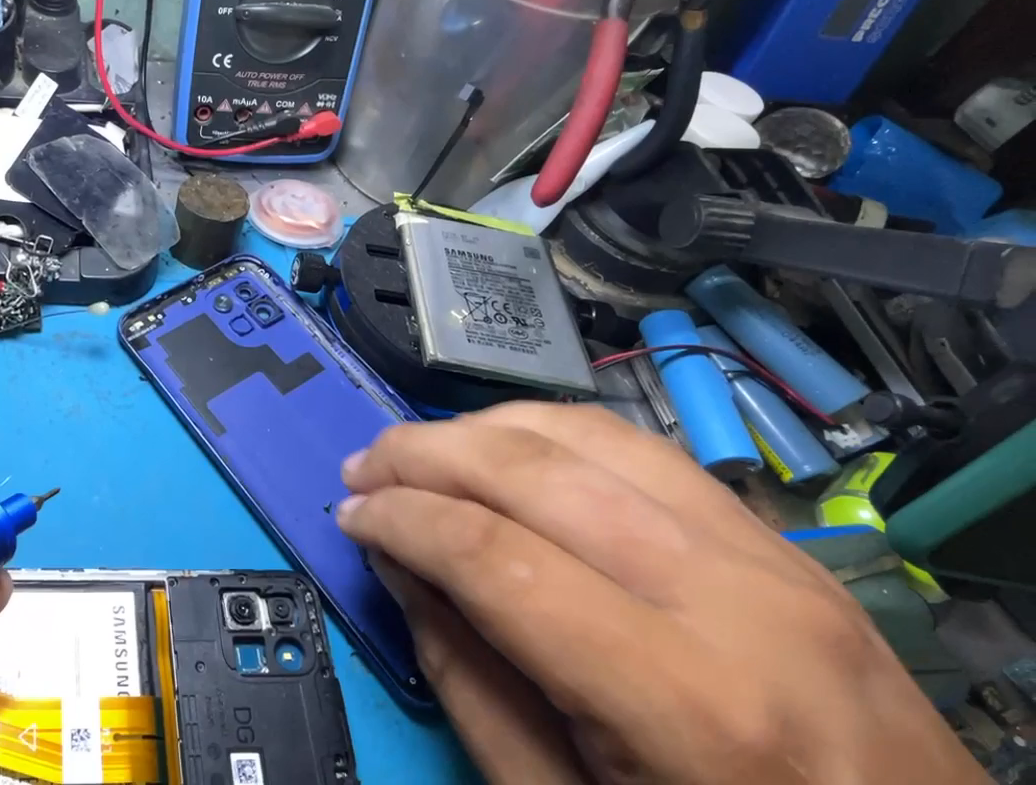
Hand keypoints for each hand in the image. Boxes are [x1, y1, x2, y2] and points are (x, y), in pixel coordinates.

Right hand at [335, 402, 981, 784]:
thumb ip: (469, 682)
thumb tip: (400, 567)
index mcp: (686, 703)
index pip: (496, 555)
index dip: (403, 521)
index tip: (351, 518)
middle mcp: (735, 604)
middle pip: (537, 473)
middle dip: (425, 455)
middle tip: (362, 470)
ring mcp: (772, 559)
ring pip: (589, 436)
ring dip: (481, 429)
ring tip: (419, 452)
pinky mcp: (782, 542)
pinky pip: (644, 448)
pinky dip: (551, 432)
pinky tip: (504, 449)